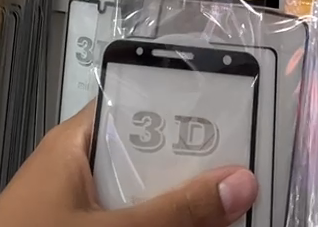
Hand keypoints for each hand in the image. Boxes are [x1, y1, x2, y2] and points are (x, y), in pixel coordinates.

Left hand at [0, 104, 258, 226]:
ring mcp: (74, 205)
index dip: (183, 106)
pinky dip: (152, 225)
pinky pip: (123, 219)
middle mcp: (76, 166)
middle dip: (189, 165)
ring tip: (230, 206)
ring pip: (137, 194)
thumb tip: (244, 181)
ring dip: (175, 203)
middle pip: (144, 154)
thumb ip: (174, 213)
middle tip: (241, 169)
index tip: (231, 116)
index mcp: (75, 141)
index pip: (137, 103)